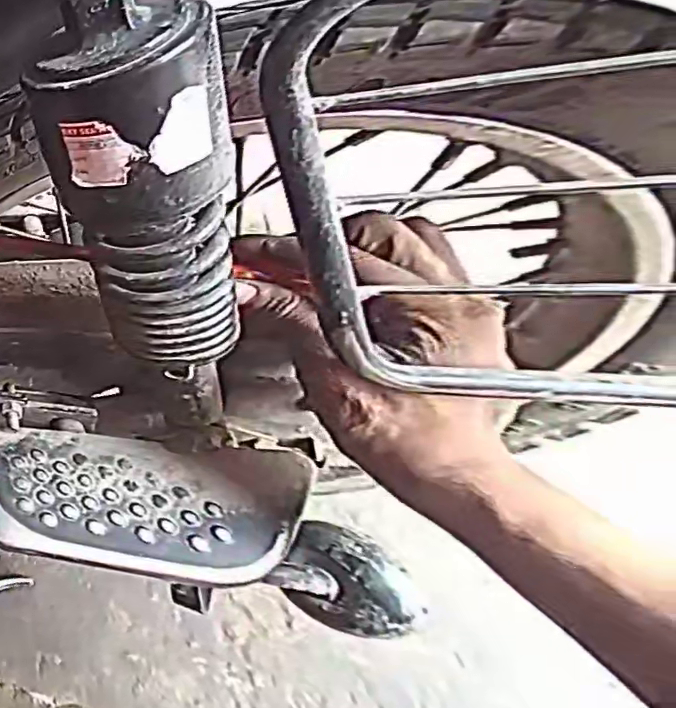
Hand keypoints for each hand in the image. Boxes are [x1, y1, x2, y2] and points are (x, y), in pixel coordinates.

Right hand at [233, 212, 514, 500]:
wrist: (450, 474)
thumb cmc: (405, 440)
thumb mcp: (330, 375)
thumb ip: (288, 319)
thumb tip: (245, 289)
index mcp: (436, 308)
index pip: (344, 254)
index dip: (284, 250)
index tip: (249, 253)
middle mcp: (460, 299)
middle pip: (383, 232)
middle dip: (319, 242)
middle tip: (274, 263)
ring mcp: (463, 306)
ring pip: (406, 242)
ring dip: (349, 251)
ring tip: (307, 275)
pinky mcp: (455, 319)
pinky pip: (414, 270)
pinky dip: (370, 271)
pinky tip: (337, 295)